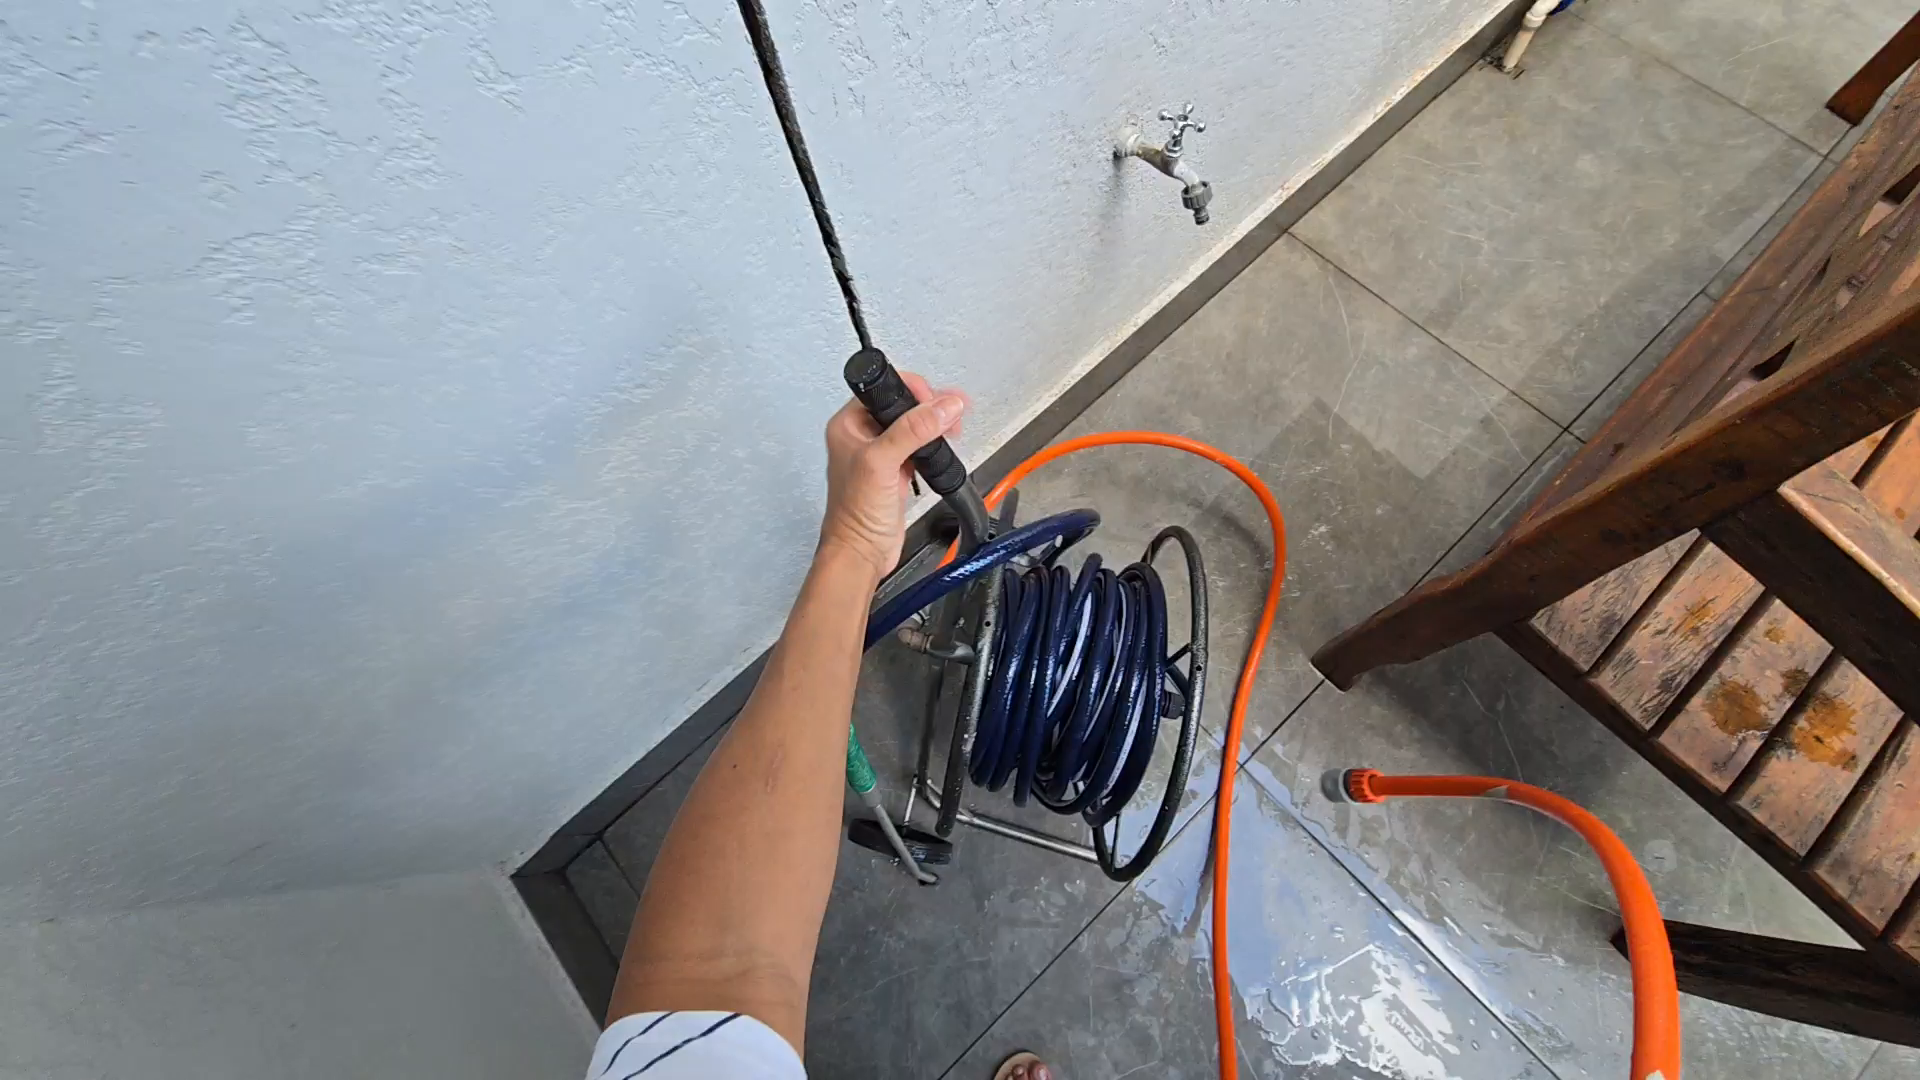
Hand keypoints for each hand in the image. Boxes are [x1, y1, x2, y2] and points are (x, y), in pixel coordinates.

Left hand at [820, 371, 968, 579]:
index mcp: (849, 424)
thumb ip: (913, 431)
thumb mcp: (882, 462)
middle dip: (931, 406)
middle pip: (903, 405)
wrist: (863, 552)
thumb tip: (943, 406)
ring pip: (914, 426)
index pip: (884, 389)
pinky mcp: (896, 471)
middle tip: (952, 414)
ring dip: (936, 424)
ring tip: (954, 429)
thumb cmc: (854, 514)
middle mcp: (863, 435)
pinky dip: (934, 444)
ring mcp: (881, 454)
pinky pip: (919, 447)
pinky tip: (944, 447)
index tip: (935, 403)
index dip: (913, 390)